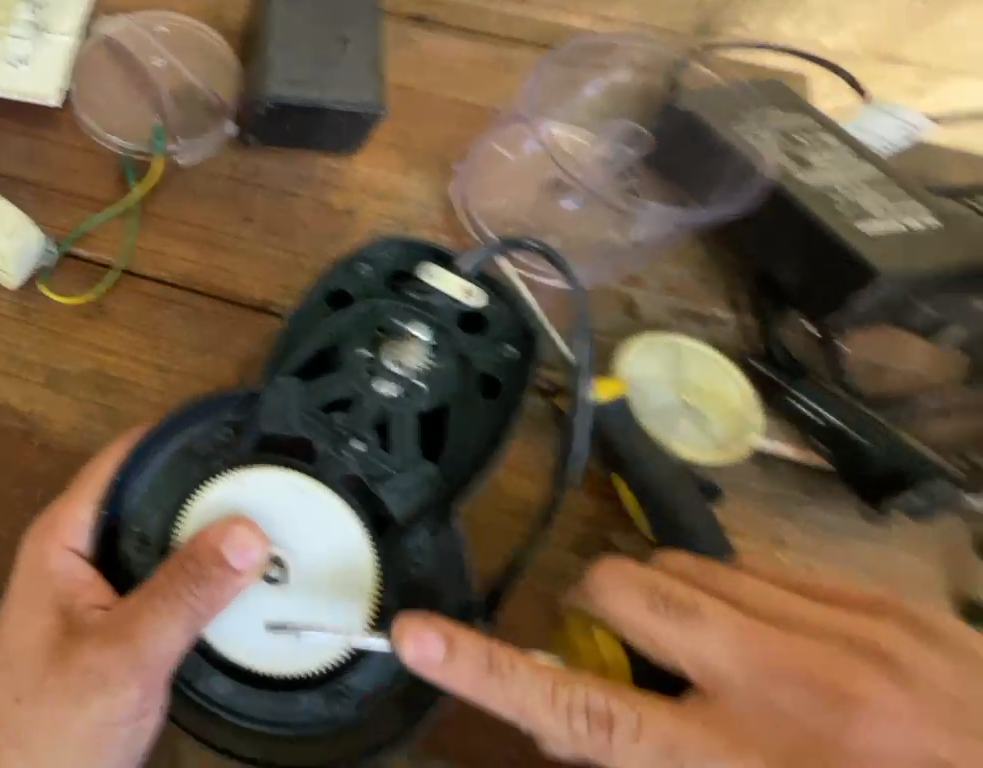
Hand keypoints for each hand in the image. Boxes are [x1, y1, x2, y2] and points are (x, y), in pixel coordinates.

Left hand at [0, 430, 270, 767]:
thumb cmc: (53, 723)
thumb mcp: (126, 652)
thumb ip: (184, 591)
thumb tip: (244, 532)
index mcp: (62, 536)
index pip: (121, 460)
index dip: (171, 438)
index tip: (227, 430)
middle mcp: (74, 551)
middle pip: (141, 497)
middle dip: (196, 487)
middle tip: (262, 478)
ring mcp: (91, 588)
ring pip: (153, 541)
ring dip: (198, 534)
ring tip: (262, 521)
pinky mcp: (109, 623)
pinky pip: (158, 580)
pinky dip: (194, 575)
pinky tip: (235, 584)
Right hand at [392, 550, 982, 766]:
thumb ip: (657, 765)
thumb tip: (578, 725)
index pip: (583, 715)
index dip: (488, 670)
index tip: (414, 636)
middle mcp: (796, 695)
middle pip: (619, 586)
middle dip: (603, 610)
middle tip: (639, 658)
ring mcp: (856, 638)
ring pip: (682, 566)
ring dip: (674, 604)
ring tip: (731, 659)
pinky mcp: (900, 610)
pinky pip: (762, 570)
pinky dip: (748, 602)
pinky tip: (806, 656)